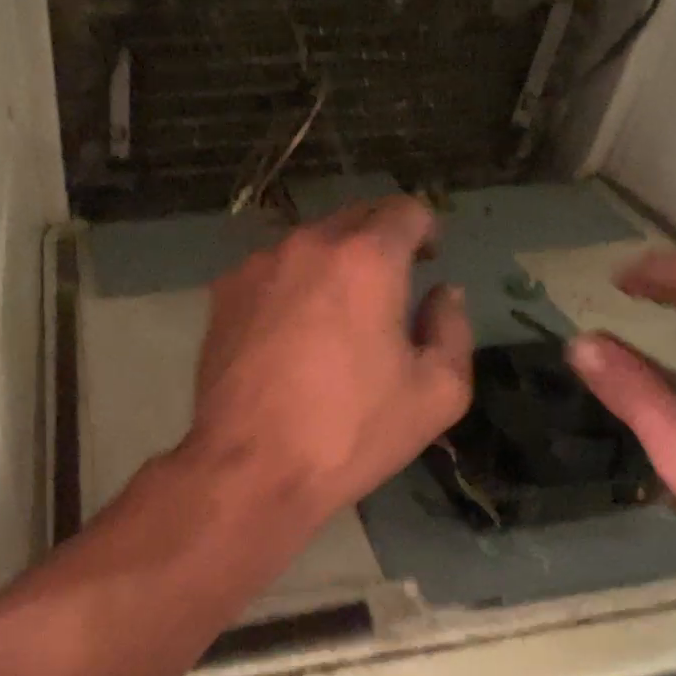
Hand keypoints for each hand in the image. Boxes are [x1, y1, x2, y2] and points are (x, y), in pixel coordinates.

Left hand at [184, 196, 474, 526]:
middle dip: (379, 241)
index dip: (424, 230)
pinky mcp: (224, 292)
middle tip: (389, 285)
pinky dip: (290, 285)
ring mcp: (258, 265)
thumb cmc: (351, 431)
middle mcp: (308, 244)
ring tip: (336, 314)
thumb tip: (444, 292)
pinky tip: (290, 332)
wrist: (251, 465)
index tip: (427, 258)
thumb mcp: (437, 393)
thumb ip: (451, 328)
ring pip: (308, 244)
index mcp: (366, 258)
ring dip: (331, 263)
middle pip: (354, 218)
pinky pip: (271, 271)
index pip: (404, 210)